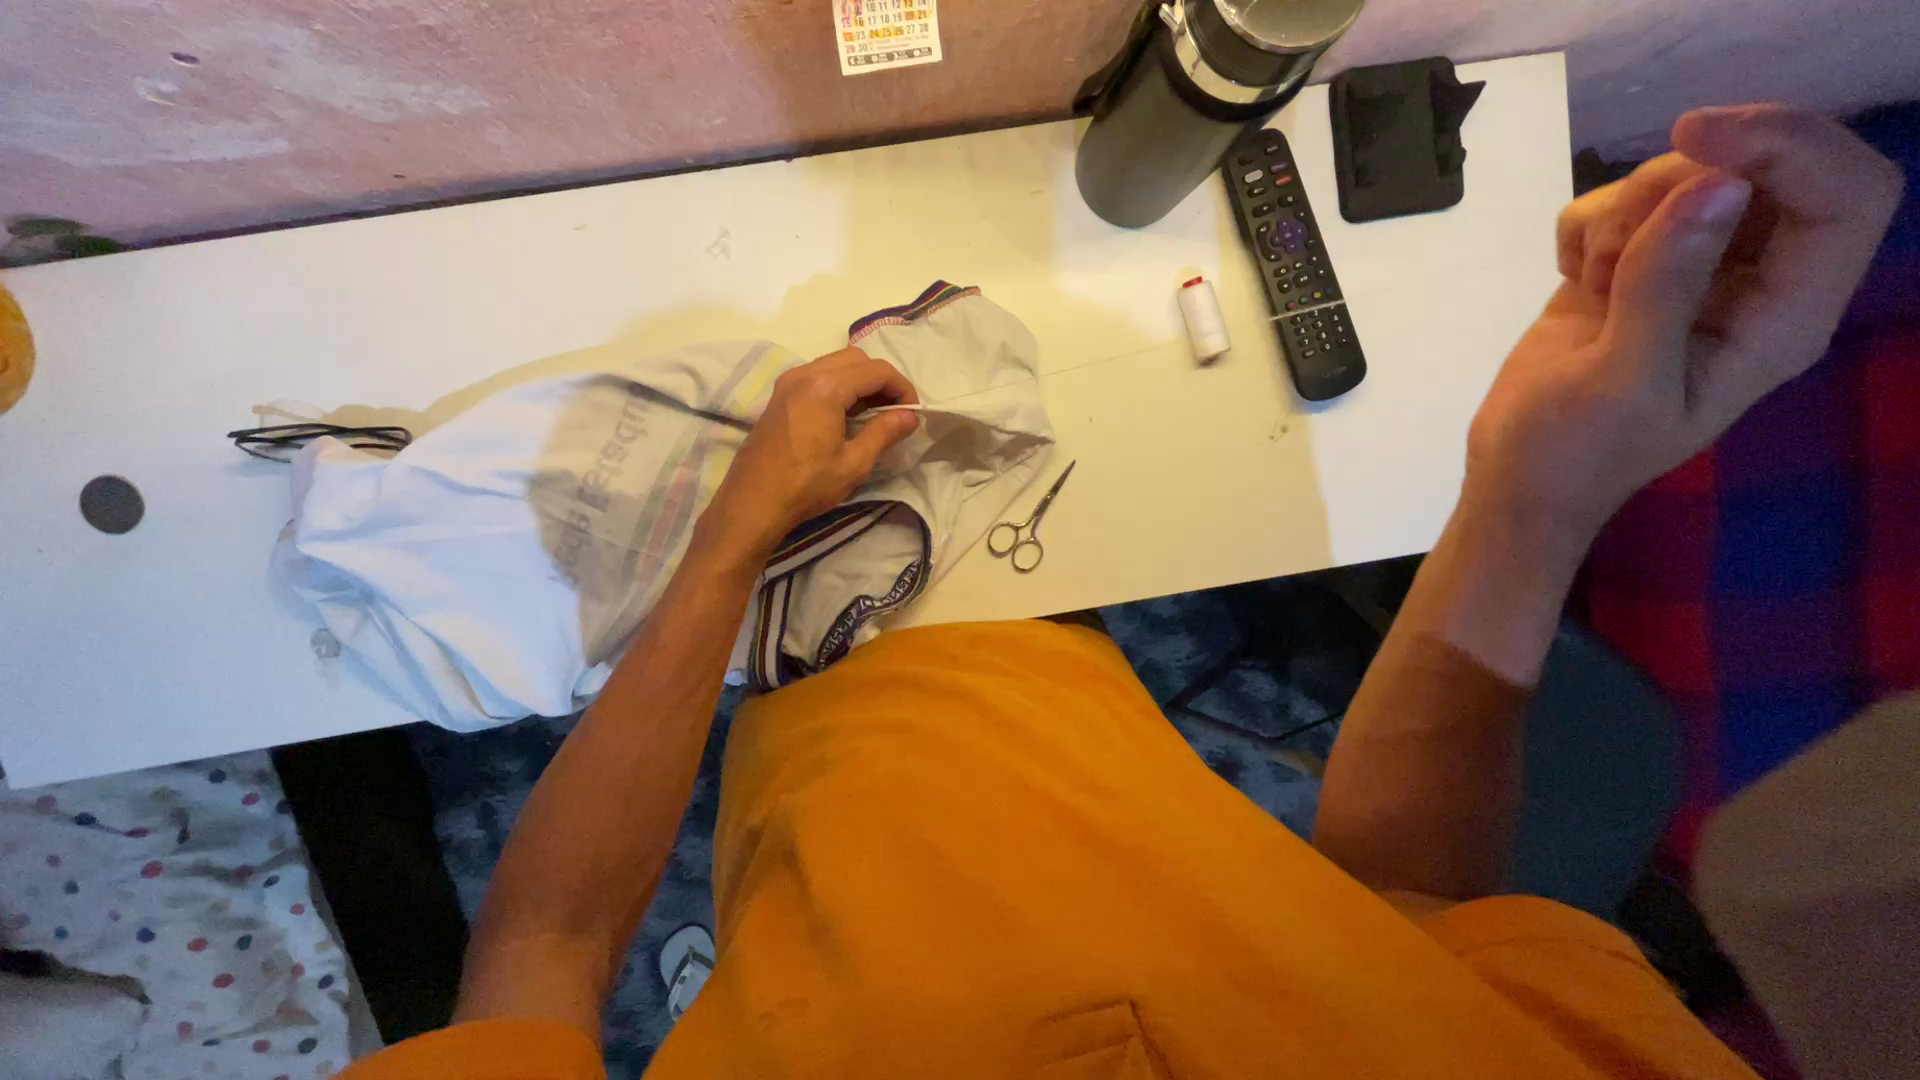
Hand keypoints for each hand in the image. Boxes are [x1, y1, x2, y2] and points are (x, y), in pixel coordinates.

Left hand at [699, 347, 920, 556]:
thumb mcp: (854, 463)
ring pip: (835, 364)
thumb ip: (884, 432)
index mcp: (825, 387)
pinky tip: (846, 415)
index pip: (876, 370)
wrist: (753, 502)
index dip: (902, 388)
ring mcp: (788, 382)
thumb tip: (910, 416)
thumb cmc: (806, 485)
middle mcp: (805, 374)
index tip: (912, 412)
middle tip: (895, 412)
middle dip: (881, 380)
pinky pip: (817, 376)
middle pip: (856, 359)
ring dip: (860, 381)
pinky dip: (839, 386)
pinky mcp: (779, 395)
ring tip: (873, 414)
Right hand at [1467, 104, 1902, 552]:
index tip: (1694, 137)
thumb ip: (1666, 287)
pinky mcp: (1624, 274)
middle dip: (1683, 180)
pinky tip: (1570, 278)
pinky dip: (1585, 230)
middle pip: (1764, 173)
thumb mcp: (1621, 383)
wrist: (1513, 481)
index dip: (1787, 147)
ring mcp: (1685, 277)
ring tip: (1587, 279)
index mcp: (1782, 318)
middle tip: (1611, 232)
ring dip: (1622, 213)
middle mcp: (1750, 285)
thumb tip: (1713, 186)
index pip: (1842, 196)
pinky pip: (1618, 210)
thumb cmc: (1573, 452)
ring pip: (1681, 184)